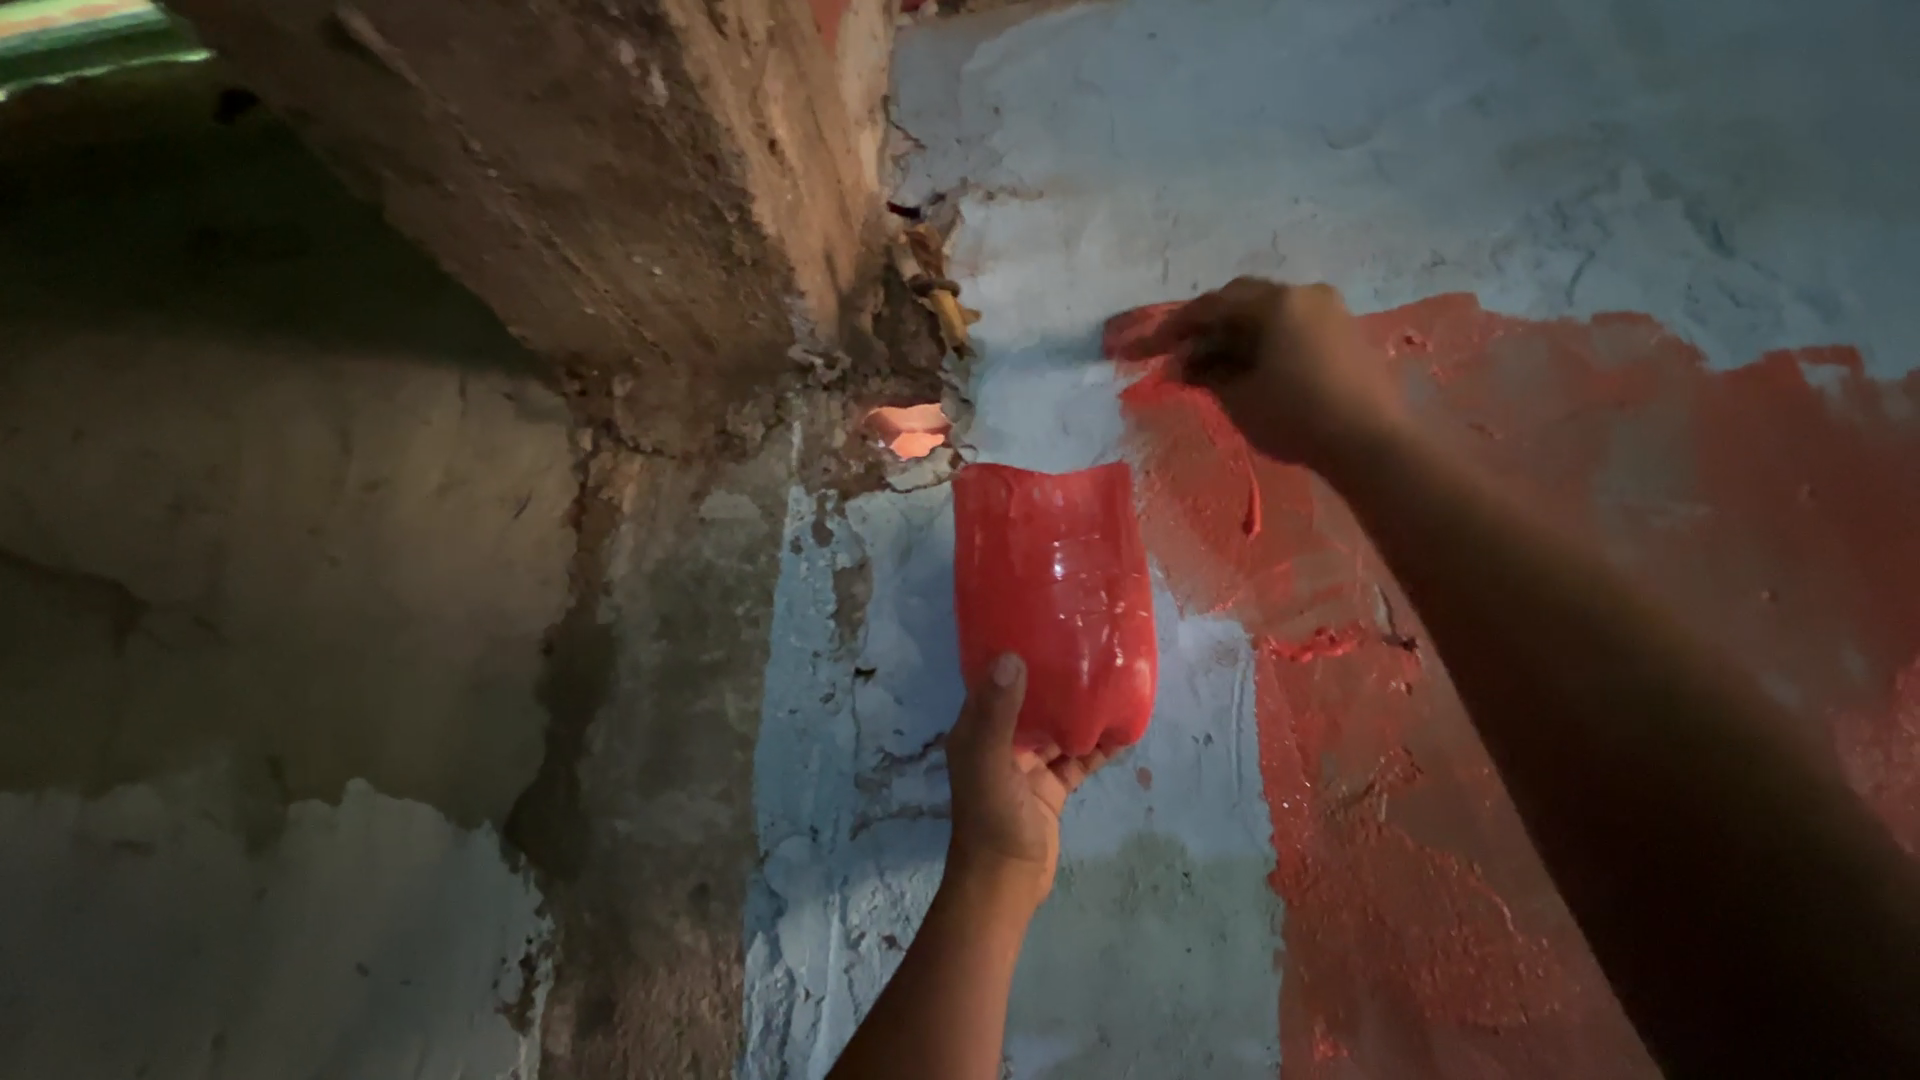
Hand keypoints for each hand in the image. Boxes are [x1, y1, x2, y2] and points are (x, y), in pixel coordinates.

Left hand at [945, 653, 1113, 912]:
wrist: (1006, 883)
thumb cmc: (992, 819)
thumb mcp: (990, 761)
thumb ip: (998, 713)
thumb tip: (1012, 656)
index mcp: (977, 729)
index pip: (994, 681)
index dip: (1013, 655)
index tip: (1042, 626)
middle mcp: (1002, 741)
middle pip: (1029, 700)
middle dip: (1054, 678)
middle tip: (1087, 648)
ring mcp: (1028, 765)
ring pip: (1057, 728)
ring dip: (1079, 710)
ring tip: (1111, 681)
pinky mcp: (1051, 787)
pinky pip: (1077, 758)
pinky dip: (1097, 747)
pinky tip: (1123, 731)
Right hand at [1141, 277, 1406, 476]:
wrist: (1370, 442)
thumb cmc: (1296, 416)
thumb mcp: (1238, 398)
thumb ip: (1206, 373)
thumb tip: (1183, 364)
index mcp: (1275, 302)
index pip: (1211, 305)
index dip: (1174, 328)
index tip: (1147, 349)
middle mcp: (1303, 294)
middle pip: (1241, 301)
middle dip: (1205, 326)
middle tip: (1179, 354)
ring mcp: (1329, 311)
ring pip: (1267, 314)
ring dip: (1234, 335)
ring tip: (1210, 367)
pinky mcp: (1343, 333)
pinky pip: (1290, 326)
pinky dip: (1262, 342)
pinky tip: (1248, 369)